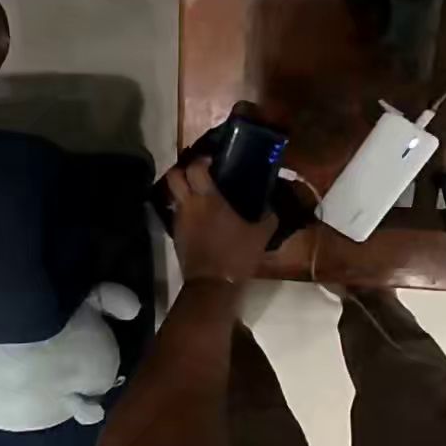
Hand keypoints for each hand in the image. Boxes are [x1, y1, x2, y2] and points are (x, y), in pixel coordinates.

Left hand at [166, 158, 277, 284]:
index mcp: (208, 199)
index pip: (194, 168)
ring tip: (201, 196)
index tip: (212, 162)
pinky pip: (178, 214)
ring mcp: (179, 220)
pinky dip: (186, 210)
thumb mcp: (261, 236)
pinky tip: (200, 217)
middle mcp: (188, 205)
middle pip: (173, 176)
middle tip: (198, 174)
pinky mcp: (176, 235)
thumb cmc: (236, 255)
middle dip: (182, 171)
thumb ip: (268, 217)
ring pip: (173, 196)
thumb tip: (272, 206)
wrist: (212, 285)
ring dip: (184, 192)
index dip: (201, 160)